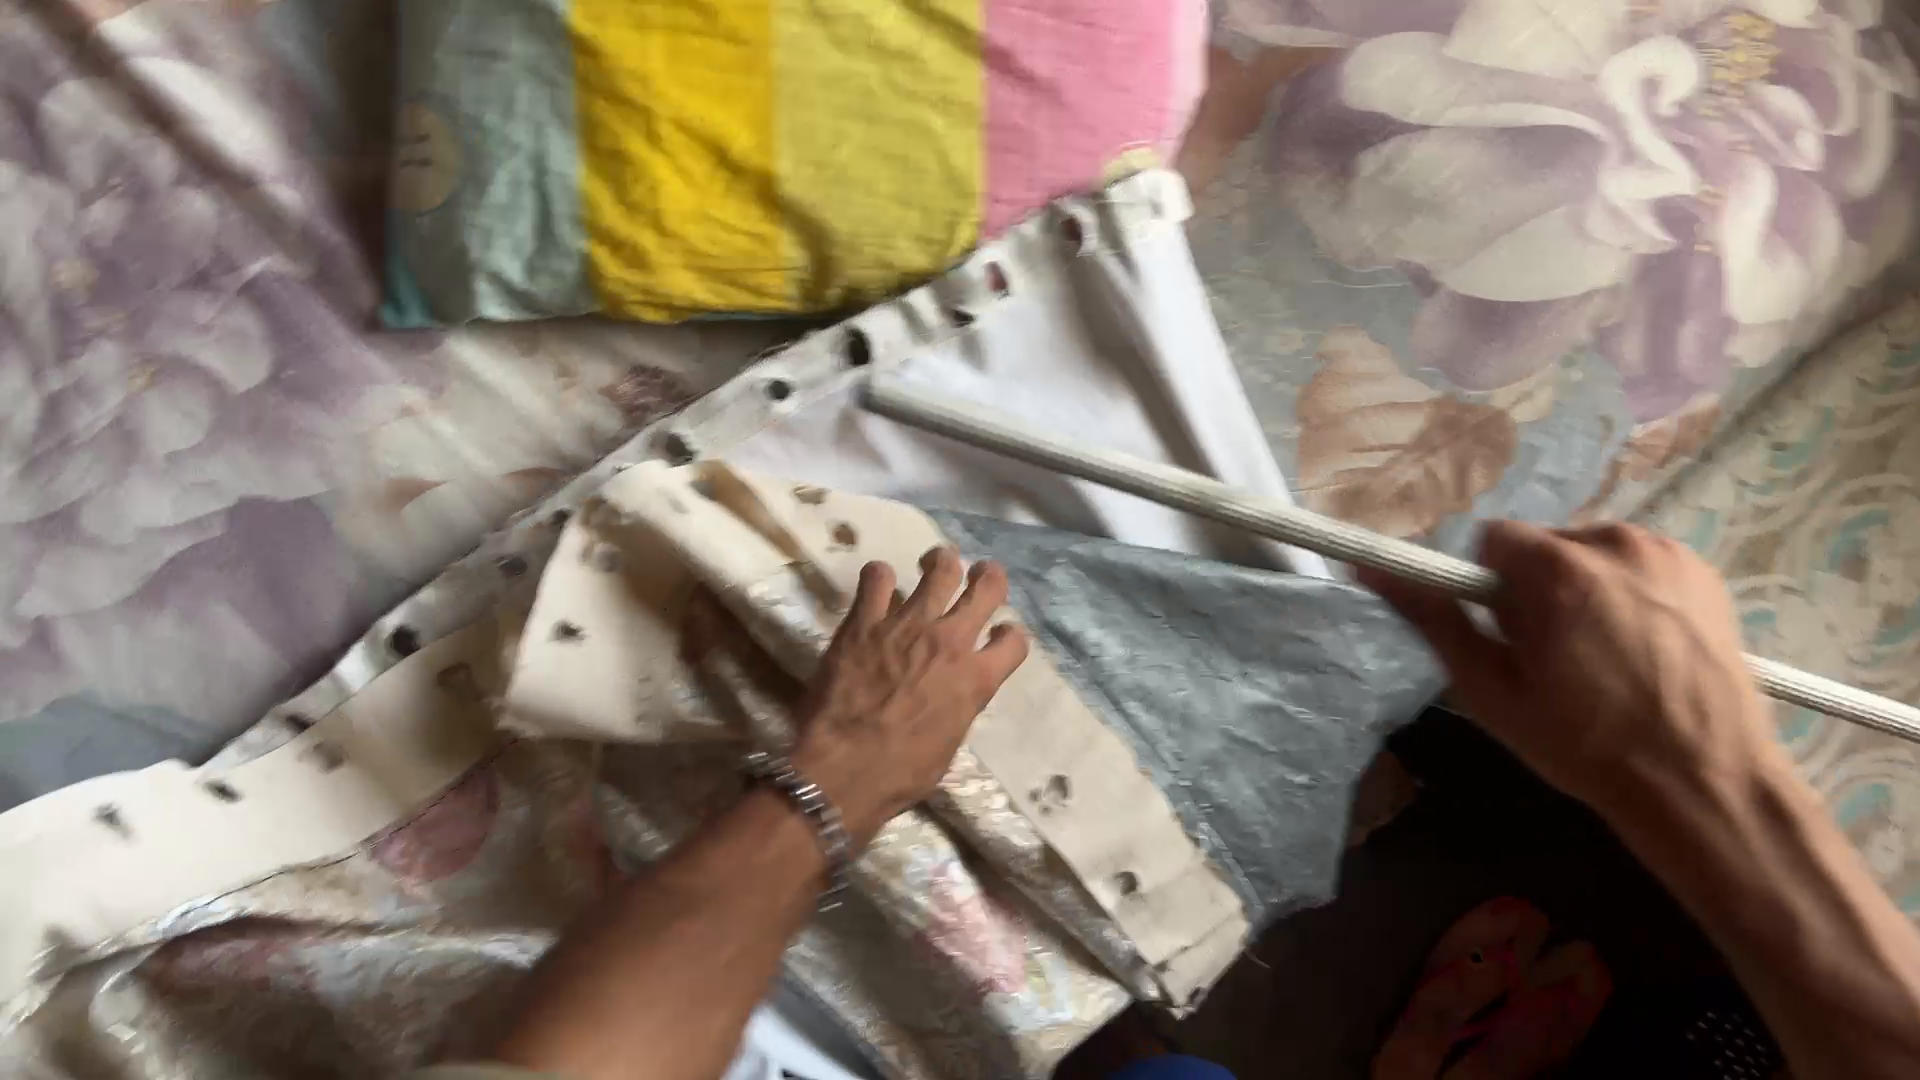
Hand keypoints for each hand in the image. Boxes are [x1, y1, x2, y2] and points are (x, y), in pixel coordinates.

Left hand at [793, 547, 1029, 845]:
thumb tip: (952, 696)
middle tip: (978, 572)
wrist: (842, 769)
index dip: (1010, 637)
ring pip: (939, 570)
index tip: (999, 637)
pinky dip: (879, 576)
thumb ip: (958, 708)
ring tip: (934, 560)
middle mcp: (950, 641)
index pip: (1014, 641)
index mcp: (976, 679)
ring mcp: (907, 624)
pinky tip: (877, 581)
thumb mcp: (948, 746)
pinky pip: (876, 578)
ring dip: (941, 561)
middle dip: (987, 575)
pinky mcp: (865, 620)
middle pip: (987, 587)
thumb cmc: (900, 774)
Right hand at [1359, 521, 1779, 815]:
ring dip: (1572, 588)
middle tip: (1544, 652)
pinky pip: (1629, 564)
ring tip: (1592, 652)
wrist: (1706, 784)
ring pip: (1583, 554)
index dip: (1481, 584)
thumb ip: (1430, 617)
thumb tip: (1370, 572)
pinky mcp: (1704, 571)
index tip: (1498, 629)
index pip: (1489, 538)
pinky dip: (1617, 592)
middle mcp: (1617, 544)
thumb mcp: (1486, 685)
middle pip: (1538, 546)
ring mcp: (1669, 554)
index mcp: (1560, 570)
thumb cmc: (1581, 741)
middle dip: (1528, 587)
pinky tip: (1632, 646)